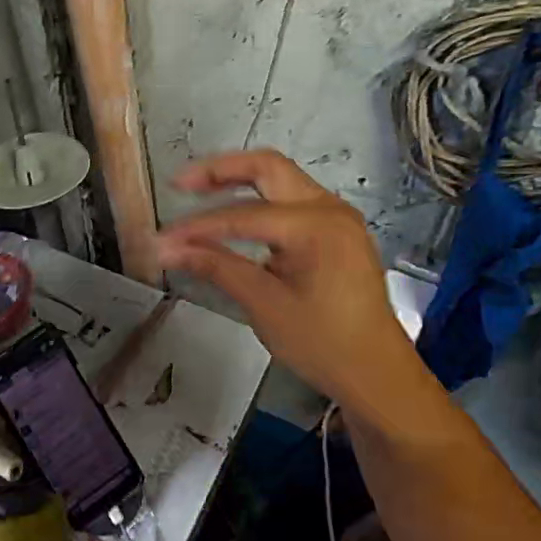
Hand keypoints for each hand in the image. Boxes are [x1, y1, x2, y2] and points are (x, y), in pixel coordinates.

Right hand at [156, 150, 419, 409]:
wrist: (377, 374)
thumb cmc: (323, 344)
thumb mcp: (264, 305)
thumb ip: (217, 267)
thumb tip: (167, 249)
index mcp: (316, 226)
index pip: (242, 216)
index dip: (198, 226)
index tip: (162, 239)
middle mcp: (330, 208)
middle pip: (267, 167)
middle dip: (219, 171)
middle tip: (179, 184)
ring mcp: (336, 217)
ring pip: (280, 178)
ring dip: (238, 181)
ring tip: (198, 192)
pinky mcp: (335, 231)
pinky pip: (290, 200)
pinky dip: (257, 199)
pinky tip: (233, 216)